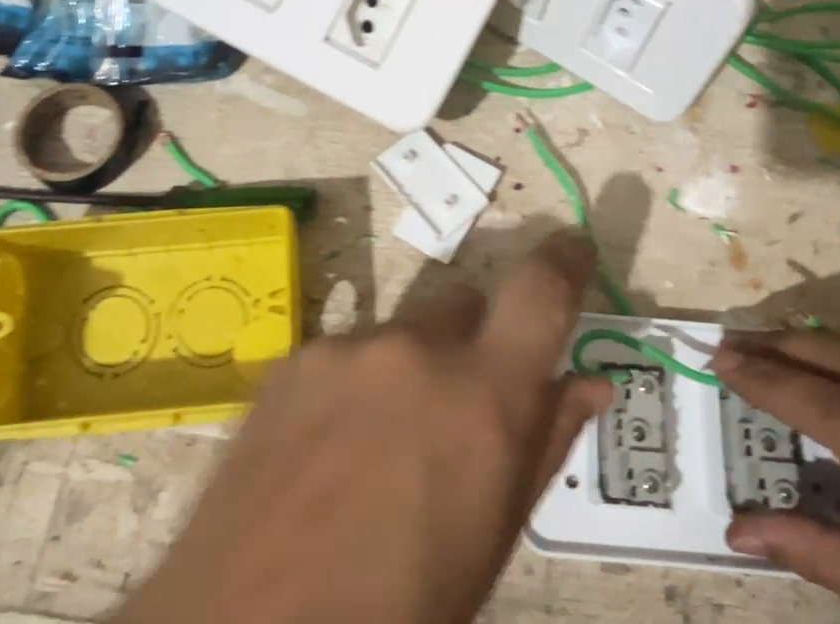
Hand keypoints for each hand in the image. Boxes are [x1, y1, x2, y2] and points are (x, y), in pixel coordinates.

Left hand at [114, 231, 613, 623]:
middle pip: (462, 307)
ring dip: (407, 370)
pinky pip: (343, 354)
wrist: (254, 622)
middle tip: (457, 412)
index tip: (571, 252)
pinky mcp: (289, 362)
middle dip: (473, 345)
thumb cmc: (401, 600)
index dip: (564, 262)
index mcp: (481, 396)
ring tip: (378, 447)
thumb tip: (585, 384)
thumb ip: (542, 443)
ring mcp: (342, 350)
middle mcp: (412, 350)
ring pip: (399, 334)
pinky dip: (352, 385)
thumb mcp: (492, 538)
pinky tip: (327, 448)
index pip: (539, 292)